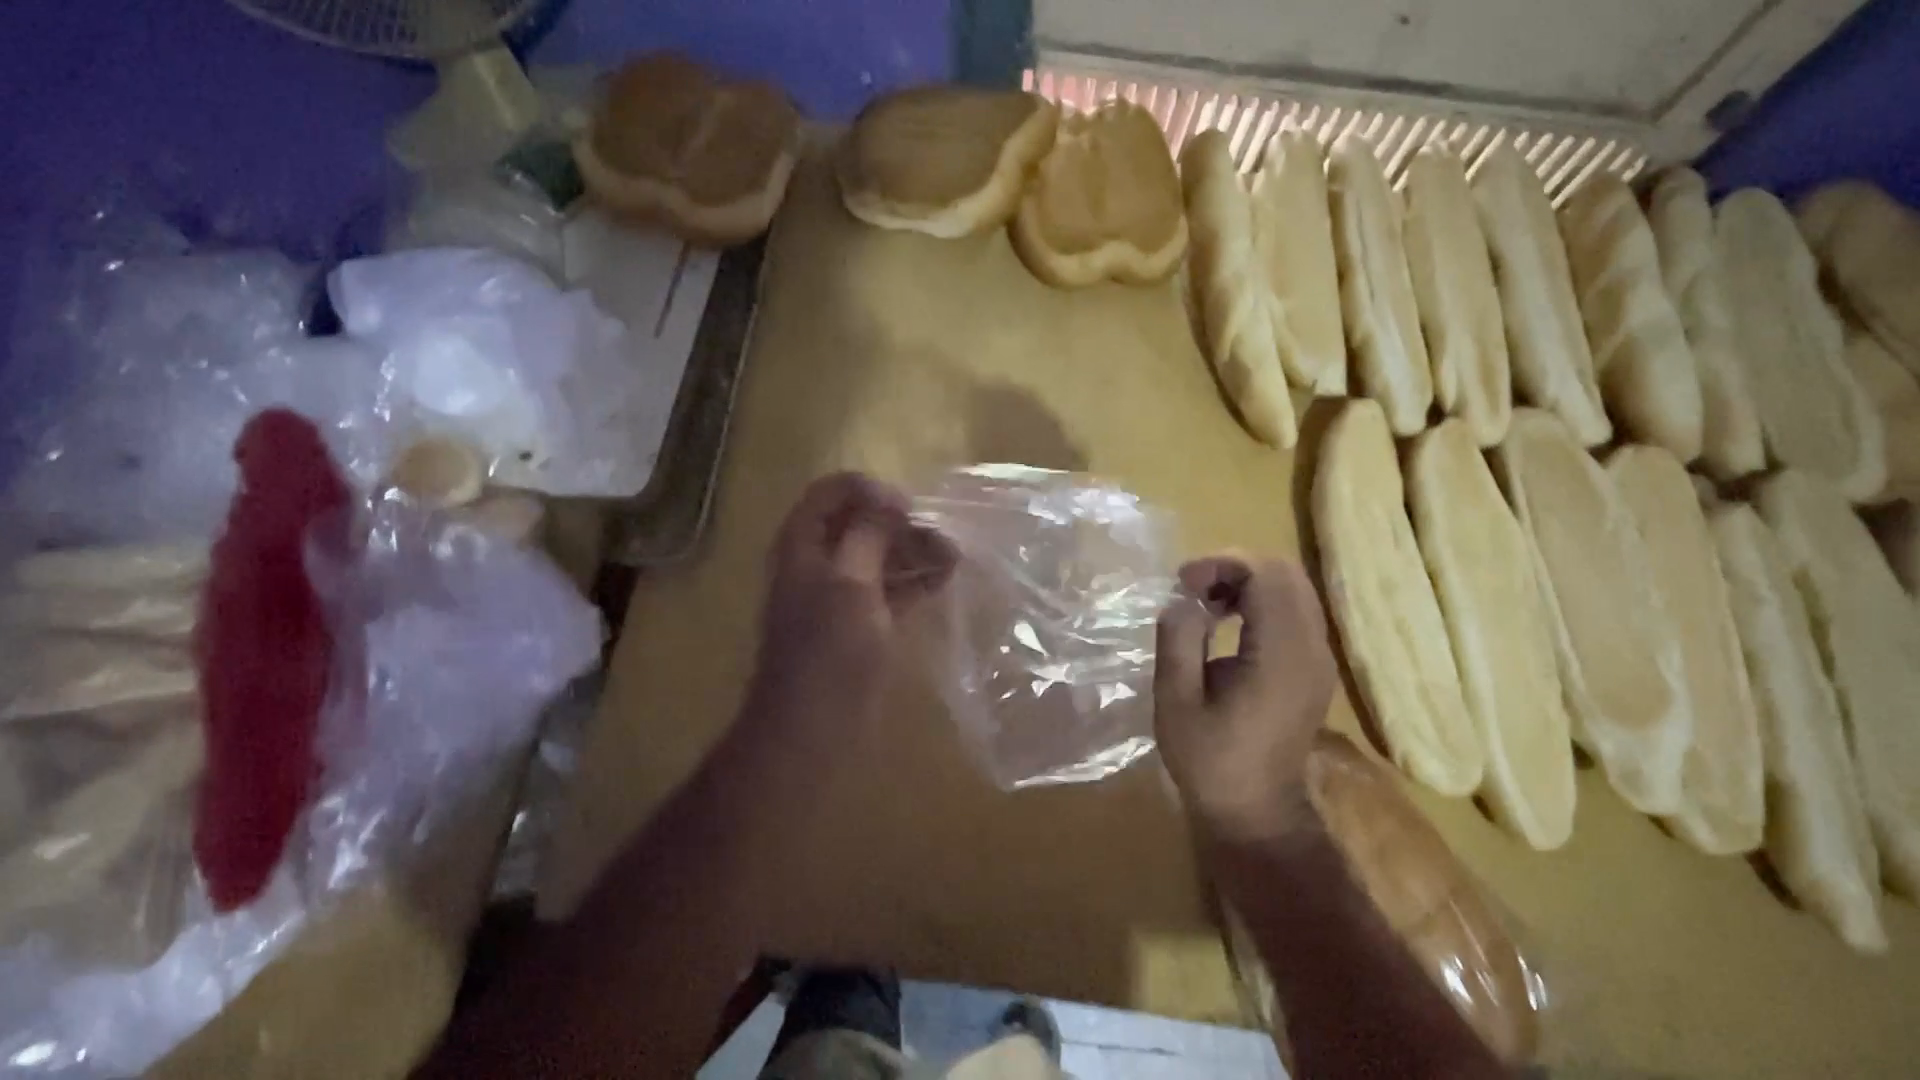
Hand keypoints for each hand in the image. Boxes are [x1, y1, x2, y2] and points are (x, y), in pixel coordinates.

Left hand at [748, 472, 954, 753]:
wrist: (812, 728)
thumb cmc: (829, 651)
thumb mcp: (850, 582)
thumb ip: (869, 533)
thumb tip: (890, 499)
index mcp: (802, 545)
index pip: (832, 492)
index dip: (870, 490)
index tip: (909, 508)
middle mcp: (818, 563)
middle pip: (859, 522)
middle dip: (900, 521)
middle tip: (941, 533)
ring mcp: (839, 595)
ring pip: (878, 555)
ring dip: (913, 549)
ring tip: (952, 554)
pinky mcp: (861, 625)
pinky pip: (888, 589)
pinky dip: (914, 579)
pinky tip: (945, 577)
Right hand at [1155, 557, 1335, 840]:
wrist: (1255, 810)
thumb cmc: (1209, 760)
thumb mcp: (1175, 701)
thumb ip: (1178, 640)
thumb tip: (1183, 600)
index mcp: (1280, 655)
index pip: (1266, 574)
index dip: (1221, 563)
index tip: (1182, 584)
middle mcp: (1312, 648)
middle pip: (1286, 573)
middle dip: (1234, 567)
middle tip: (1191, 589)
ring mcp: (1319, 658)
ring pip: (1293, 588)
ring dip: (1247, 582)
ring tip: (1204, 604)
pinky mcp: (1315, 667)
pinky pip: (1294, 611)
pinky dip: (1260, 602)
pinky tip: (1226, 623)